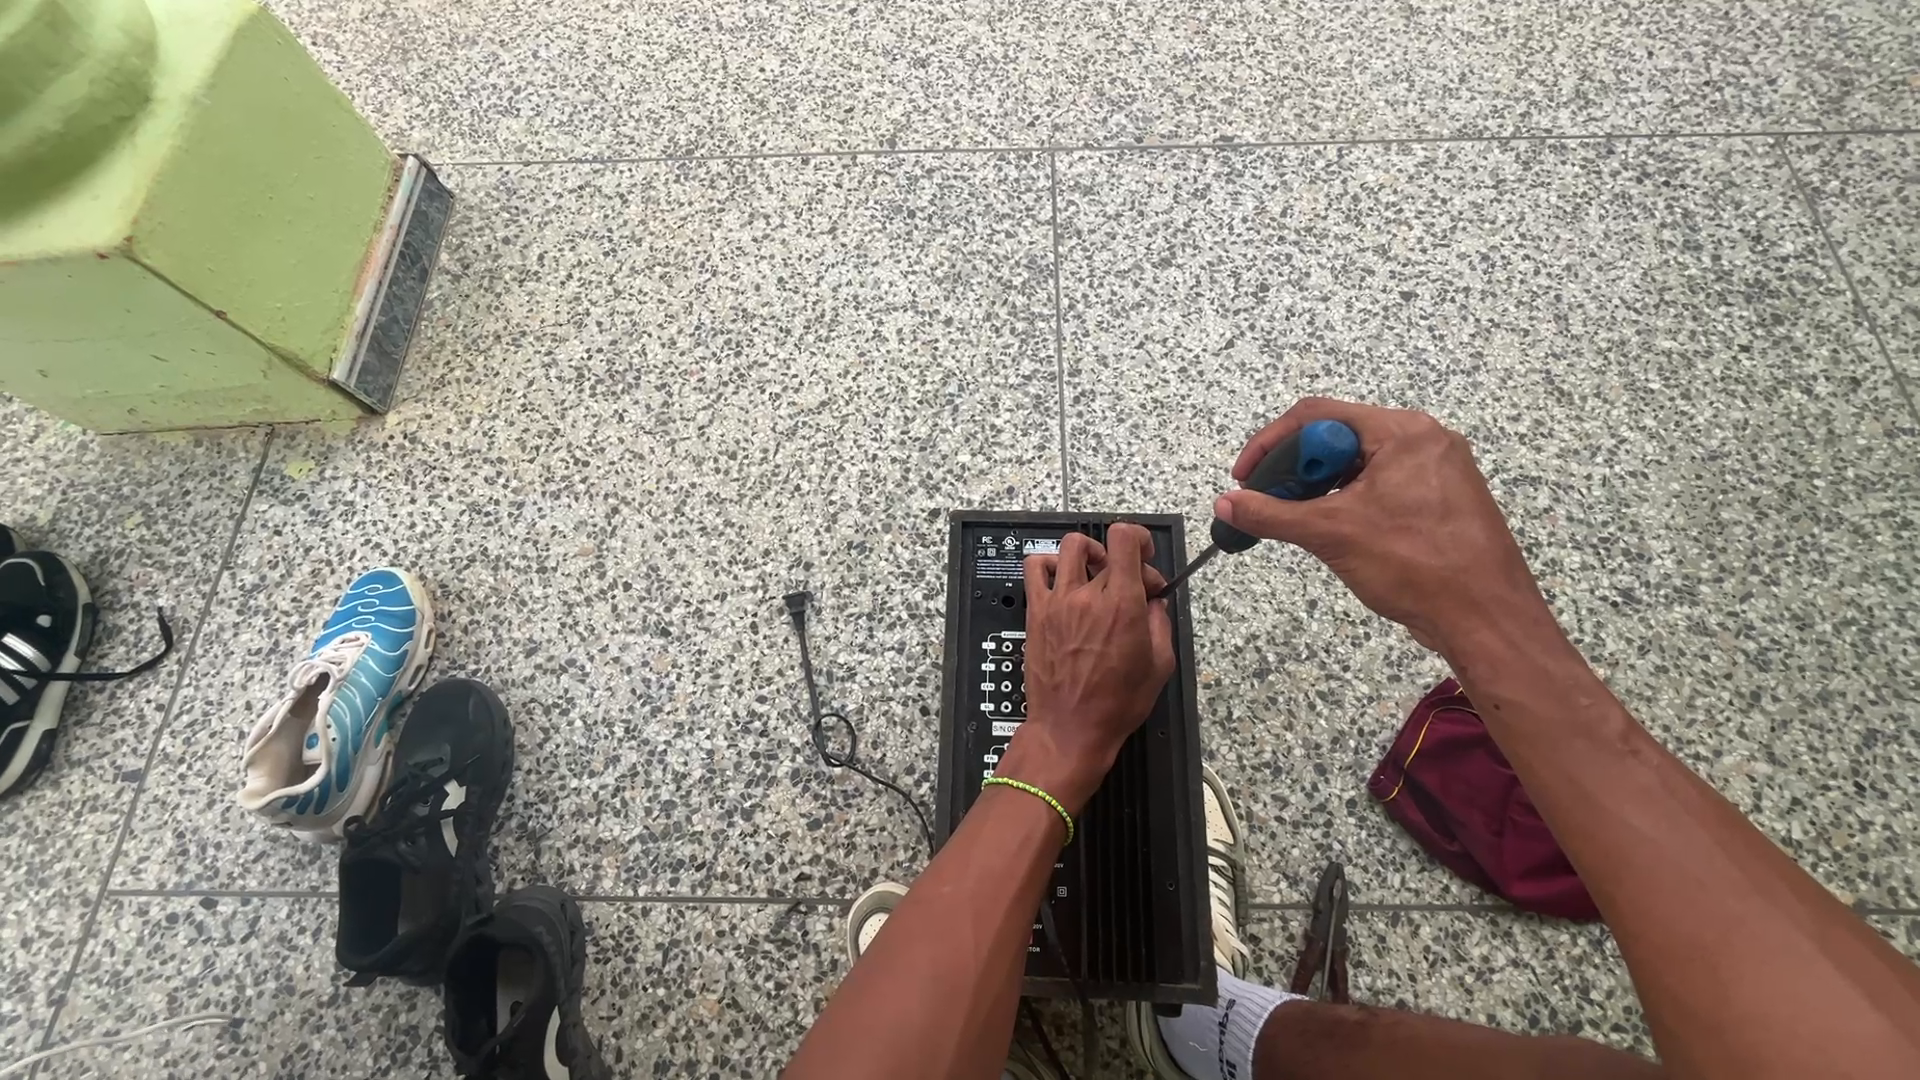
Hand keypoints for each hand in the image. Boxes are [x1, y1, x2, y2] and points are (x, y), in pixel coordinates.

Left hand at [1001, 524, 1174, 813]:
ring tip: (1095, 573)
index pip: (1125, 539)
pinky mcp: (1037, 612)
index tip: (1145, 554)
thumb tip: (1155, 600)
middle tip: (1132, 587)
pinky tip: (1061, 580)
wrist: (1070, 727)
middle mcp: (1088, 596)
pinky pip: (1035, 568)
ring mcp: (1058, 601)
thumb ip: (1161, 623)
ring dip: (1088, 554)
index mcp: (1123, 605)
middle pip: (1107, 551)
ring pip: (1069, 548)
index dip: (1138, 538)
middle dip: (1127, 563)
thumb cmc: (1115, 703)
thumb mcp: (1160, 665)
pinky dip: (1049, 564)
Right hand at [1216, 398, 1551, 653]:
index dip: (1270, 445)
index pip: (1316, 416)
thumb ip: (1270, 515)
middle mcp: (1423, 440)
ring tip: (1296, 521)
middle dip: (1294, 469)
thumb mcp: (1330, 534)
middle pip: (1336, 436)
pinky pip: (1379, 484)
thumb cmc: (1415, 566)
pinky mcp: (1441, 499)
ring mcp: (1436, 470)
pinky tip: (1332, 530)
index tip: (1245, 479)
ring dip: (1317, 488)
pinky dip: (1345, 500)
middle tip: (1268, 503)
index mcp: (1402, 433)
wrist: (1487, 619)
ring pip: (1357, 463)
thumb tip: (1225, 504)